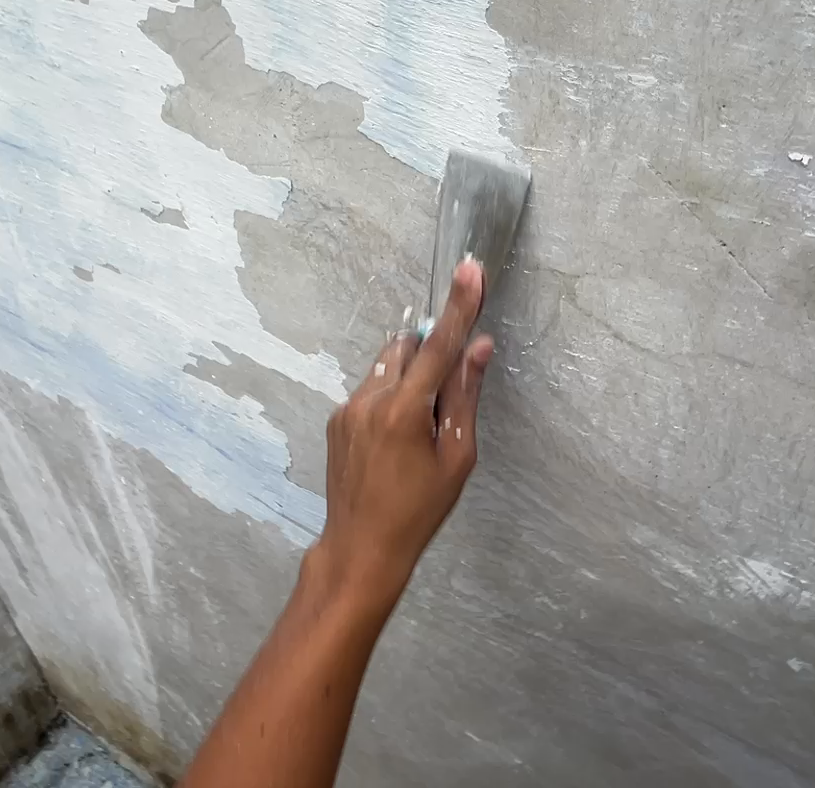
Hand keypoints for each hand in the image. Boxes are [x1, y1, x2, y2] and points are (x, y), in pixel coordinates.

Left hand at [308, 258, 495, 610]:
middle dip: (429, 353)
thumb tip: (479, 347)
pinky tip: (394, 437)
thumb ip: (465, 396)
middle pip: (406, 347)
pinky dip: (389, 395)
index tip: (470, 268)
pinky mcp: (335, 418)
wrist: (361, 547)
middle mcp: (370, 398)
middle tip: (443, 395)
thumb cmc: (420, 509)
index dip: (459, 306)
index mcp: (405, 410)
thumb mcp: (457, 457)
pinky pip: (369, 387)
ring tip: (417, 423)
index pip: (439, 345)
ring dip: (408, 376)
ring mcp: (347, 407)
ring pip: (386, 366)